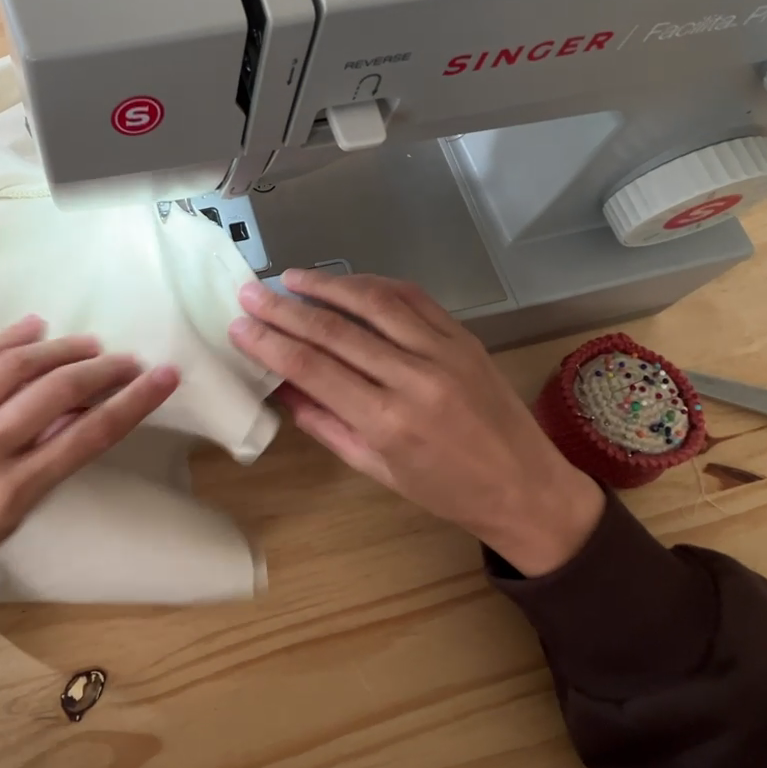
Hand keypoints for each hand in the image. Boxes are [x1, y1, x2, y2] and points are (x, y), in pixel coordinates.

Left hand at [0, 317, 178, 659]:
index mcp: (8, 495)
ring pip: (15, 366)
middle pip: (57, 391)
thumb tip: (75, 423)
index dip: (134, 402)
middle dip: (103, 369)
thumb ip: (38, 473)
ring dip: (60, 349)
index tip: (164, 376)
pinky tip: (33, 328)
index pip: (88, 436)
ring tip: (89, 343)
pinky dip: (5, 341)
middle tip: (129, 359)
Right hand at [228, 271, 603, 575]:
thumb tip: (280, 386)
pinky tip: (347, 282)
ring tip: (291, 277)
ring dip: (327, 284)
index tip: (239, 325)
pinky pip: (412, 297)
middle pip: (335, 330)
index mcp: (388, 421)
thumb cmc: (446, 491)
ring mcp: (443, 351)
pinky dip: (374, 284)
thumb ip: (325, 423)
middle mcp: (414, 378)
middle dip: (285, 308)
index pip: (313, 369)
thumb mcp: (376, 469)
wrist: (527, 487)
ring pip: (374, 301)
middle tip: (250, 291)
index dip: (270, 344)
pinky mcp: (463, 336)